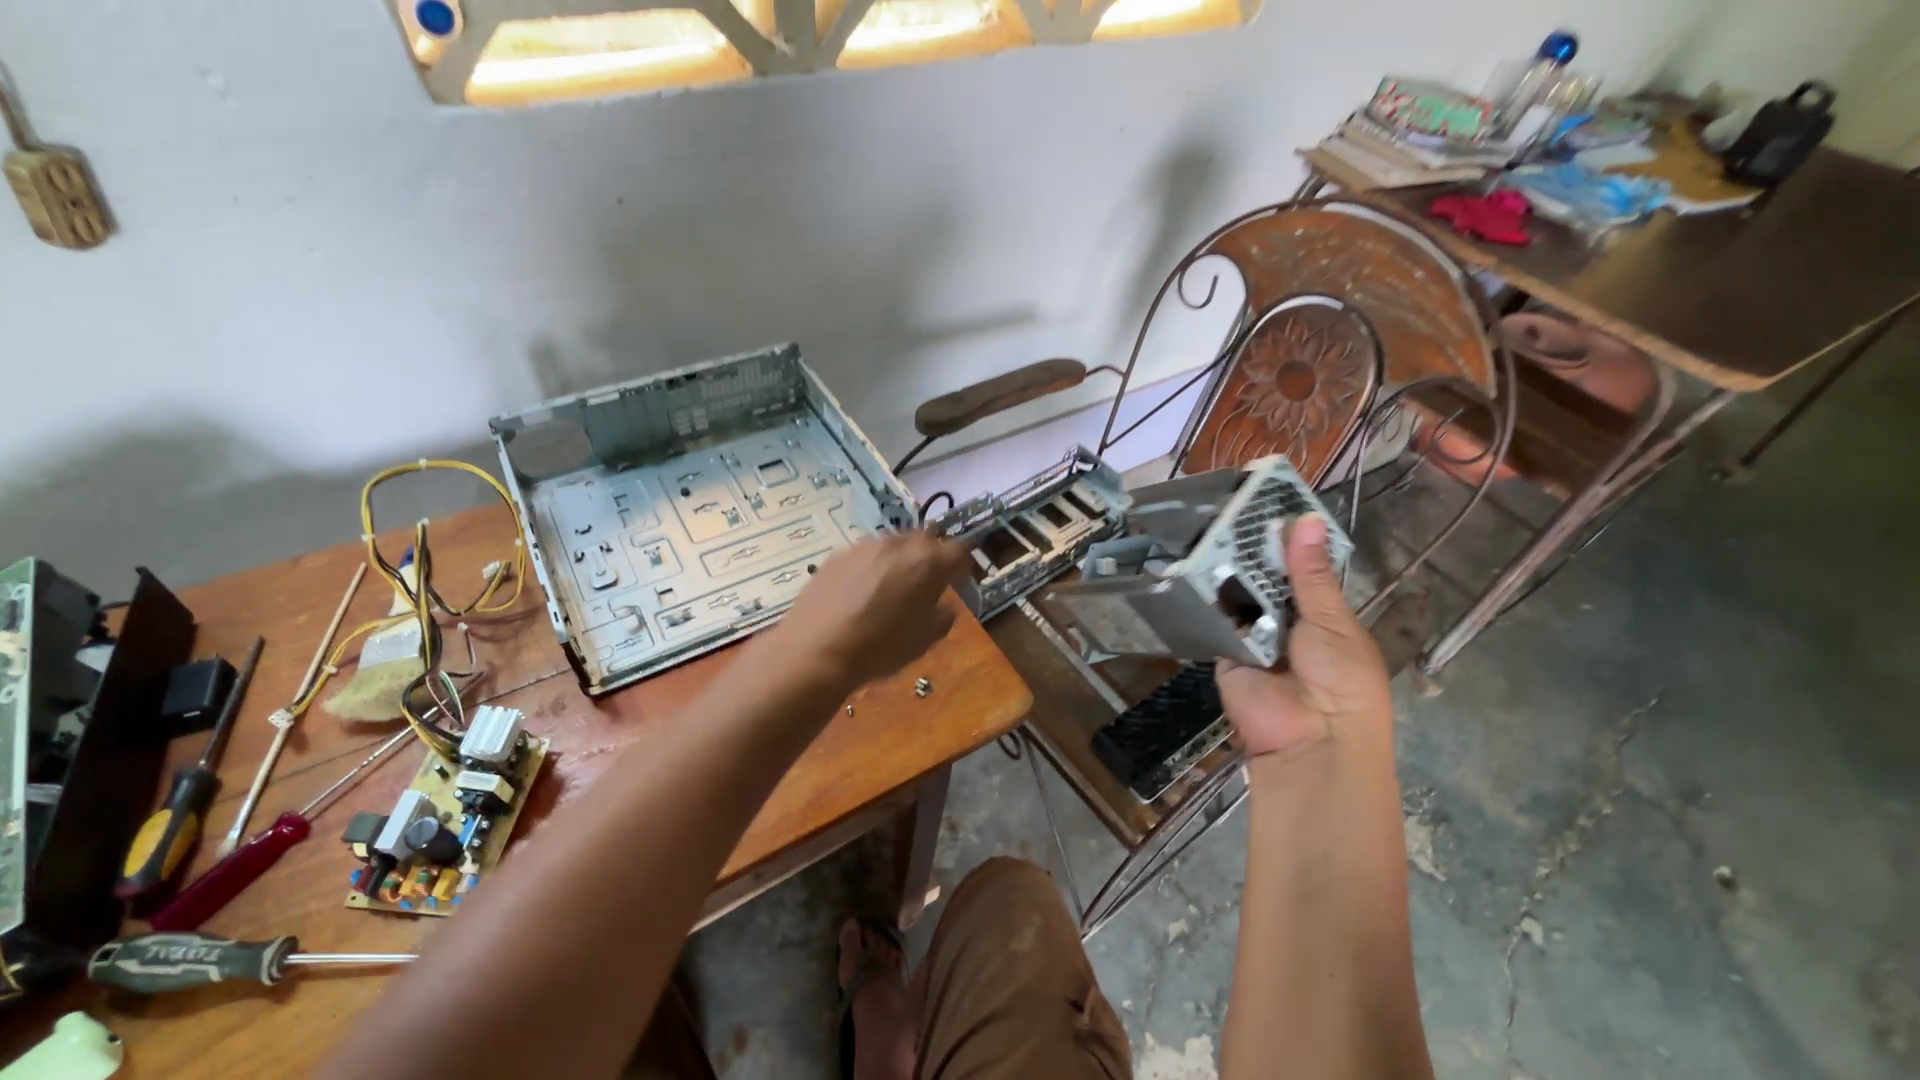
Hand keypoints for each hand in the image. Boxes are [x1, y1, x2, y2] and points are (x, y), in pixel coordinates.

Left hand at [777, 531, 971, 686]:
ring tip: (890, 589)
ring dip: (899, 561)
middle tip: (926, 584)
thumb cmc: (879, 648)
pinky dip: (871, 567)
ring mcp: (865, 546)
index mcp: (929, 563)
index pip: (960, 550)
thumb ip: (942, 617)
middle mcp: (899, 544)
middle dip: (931, 558)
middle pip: (926, 541)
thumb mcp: (923, 641)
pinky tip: (860, 593)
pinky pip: (865, 555)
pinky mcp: (838, 554)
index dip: (963, 564)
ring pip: (893, 545)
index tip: (959, 579)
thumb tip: (944, 606)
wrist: (816, 650)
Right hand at [1217, 514, 1390, 760]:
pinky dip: (1209, 598)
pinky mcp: (1225, 651)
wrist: (1312, 740)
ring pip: (1239, 595)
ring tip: (1209, 524)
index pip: (1299, 569)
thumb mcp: (1332, 620)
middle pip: (1266, 579)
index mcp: (1322, 614)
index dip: (1286, 540)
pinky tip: (1193, 561)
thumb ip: (1310, 574)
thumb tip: (1306, 520)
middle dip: (1253, 551)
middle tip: (1231, 506)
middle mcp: (1286, 622)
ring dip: (1229, 570)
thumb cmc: (1341, 679)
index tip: (1266, 502)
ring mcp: (1254, 637)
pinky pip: (1217, 621)